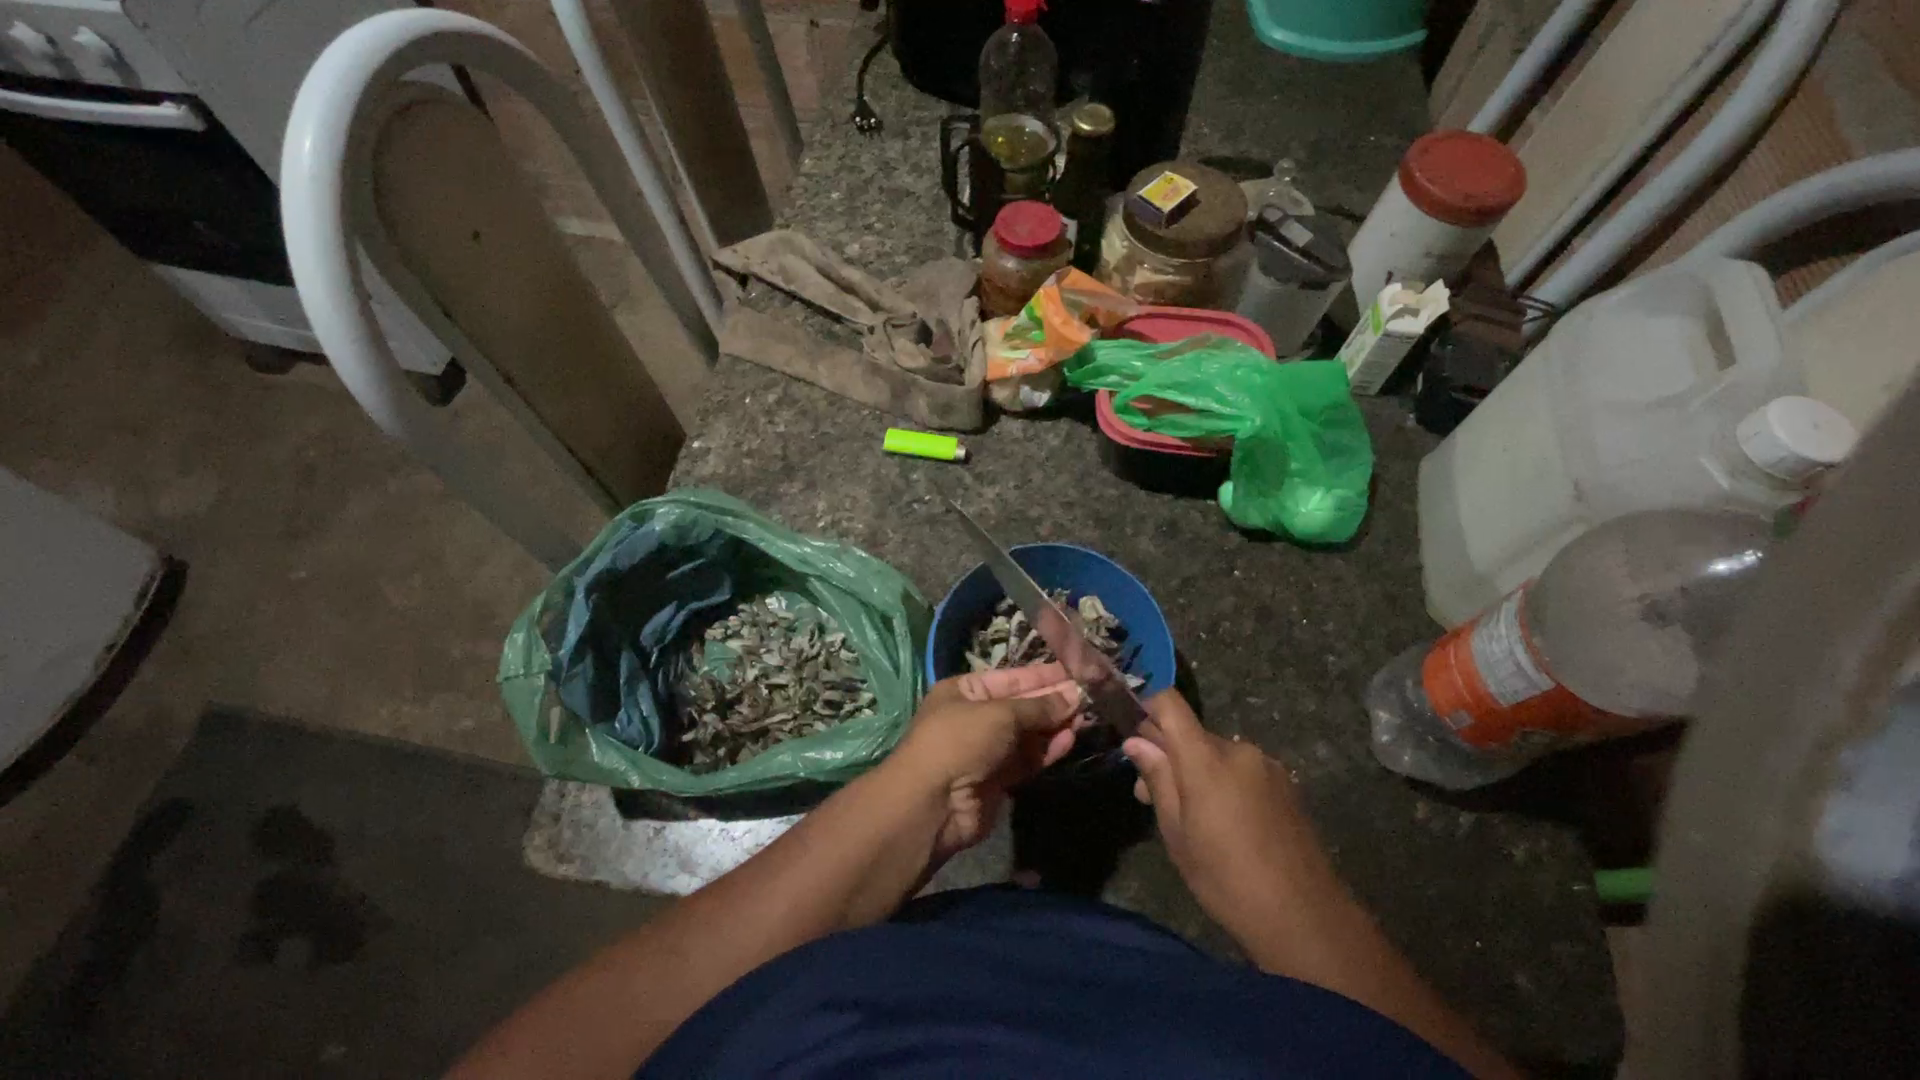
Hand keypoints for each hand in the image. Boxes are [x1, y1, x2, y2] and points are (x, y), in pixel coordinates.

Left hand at [887, 664, 1082, 862]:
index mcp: (965, 691)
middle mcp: (976, 717)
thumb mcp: (1000, 714)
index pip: (1011, 678)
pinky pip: (1028, 759)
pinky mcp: (998, 779)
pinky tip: (1071, 739)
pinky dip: (1048, 749)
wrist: (933, 804)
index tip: (1077, 671)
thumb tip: (1074, 697)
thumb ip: (1039, 706)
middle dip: (1054, 701)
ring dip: (1055, 726)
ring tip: (1087, 716)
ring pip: (1028, 734)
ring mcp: (987, 750)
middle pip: (1023, 706)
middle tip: (1091, 695)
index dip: (1043, 675)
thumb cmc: (960, 741)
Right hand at [1121, 691, 1339, 955]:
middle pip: (1192, 735)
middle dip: (1168, 756)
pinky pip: (1242, 770)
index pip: (1170, 705)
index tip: (1132, 733)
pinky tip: (1226, 824)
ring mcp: (1268, 766)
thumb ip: (1158, 780)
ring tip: (1191, 818)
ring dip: (1197, 772)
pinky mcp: (1287, 785)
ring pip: (1217, 755)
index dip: (1147, 708)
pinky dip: (1224, 783)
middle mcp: (1239, 750)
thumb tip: (1136, 742)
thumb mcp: (1177, 834)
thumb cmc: (1226, 879)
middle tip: (1149, 797)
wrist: (1304, 916)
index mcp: (1207, 758)